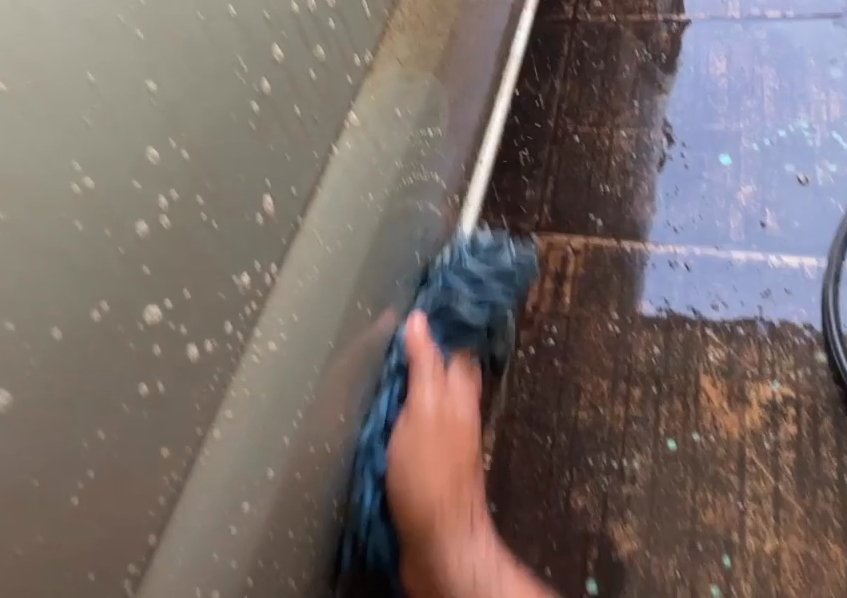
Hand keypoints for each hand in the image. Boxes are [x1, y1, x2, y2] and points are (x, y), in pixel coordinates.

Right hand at [386, 310, 491, 572]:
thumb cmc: (430, 474)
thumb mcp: (424, 410)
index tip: (422, 302)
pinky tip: (386, 408)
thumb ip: (423, 365)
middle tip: (399, 330)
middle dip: (429, 351)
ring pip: (433, 396)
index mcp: (460, 395)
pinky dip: (406, 410)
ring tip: (386, 361)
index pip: (457, 348)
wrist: (437, 543)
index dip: (443, 326)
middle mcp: (458, 412)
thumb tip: (420, 319)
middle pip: (447, 371)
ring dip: (414, 380)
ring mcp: (446, 439)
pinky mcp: (431, 464)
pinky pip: (419, 424)